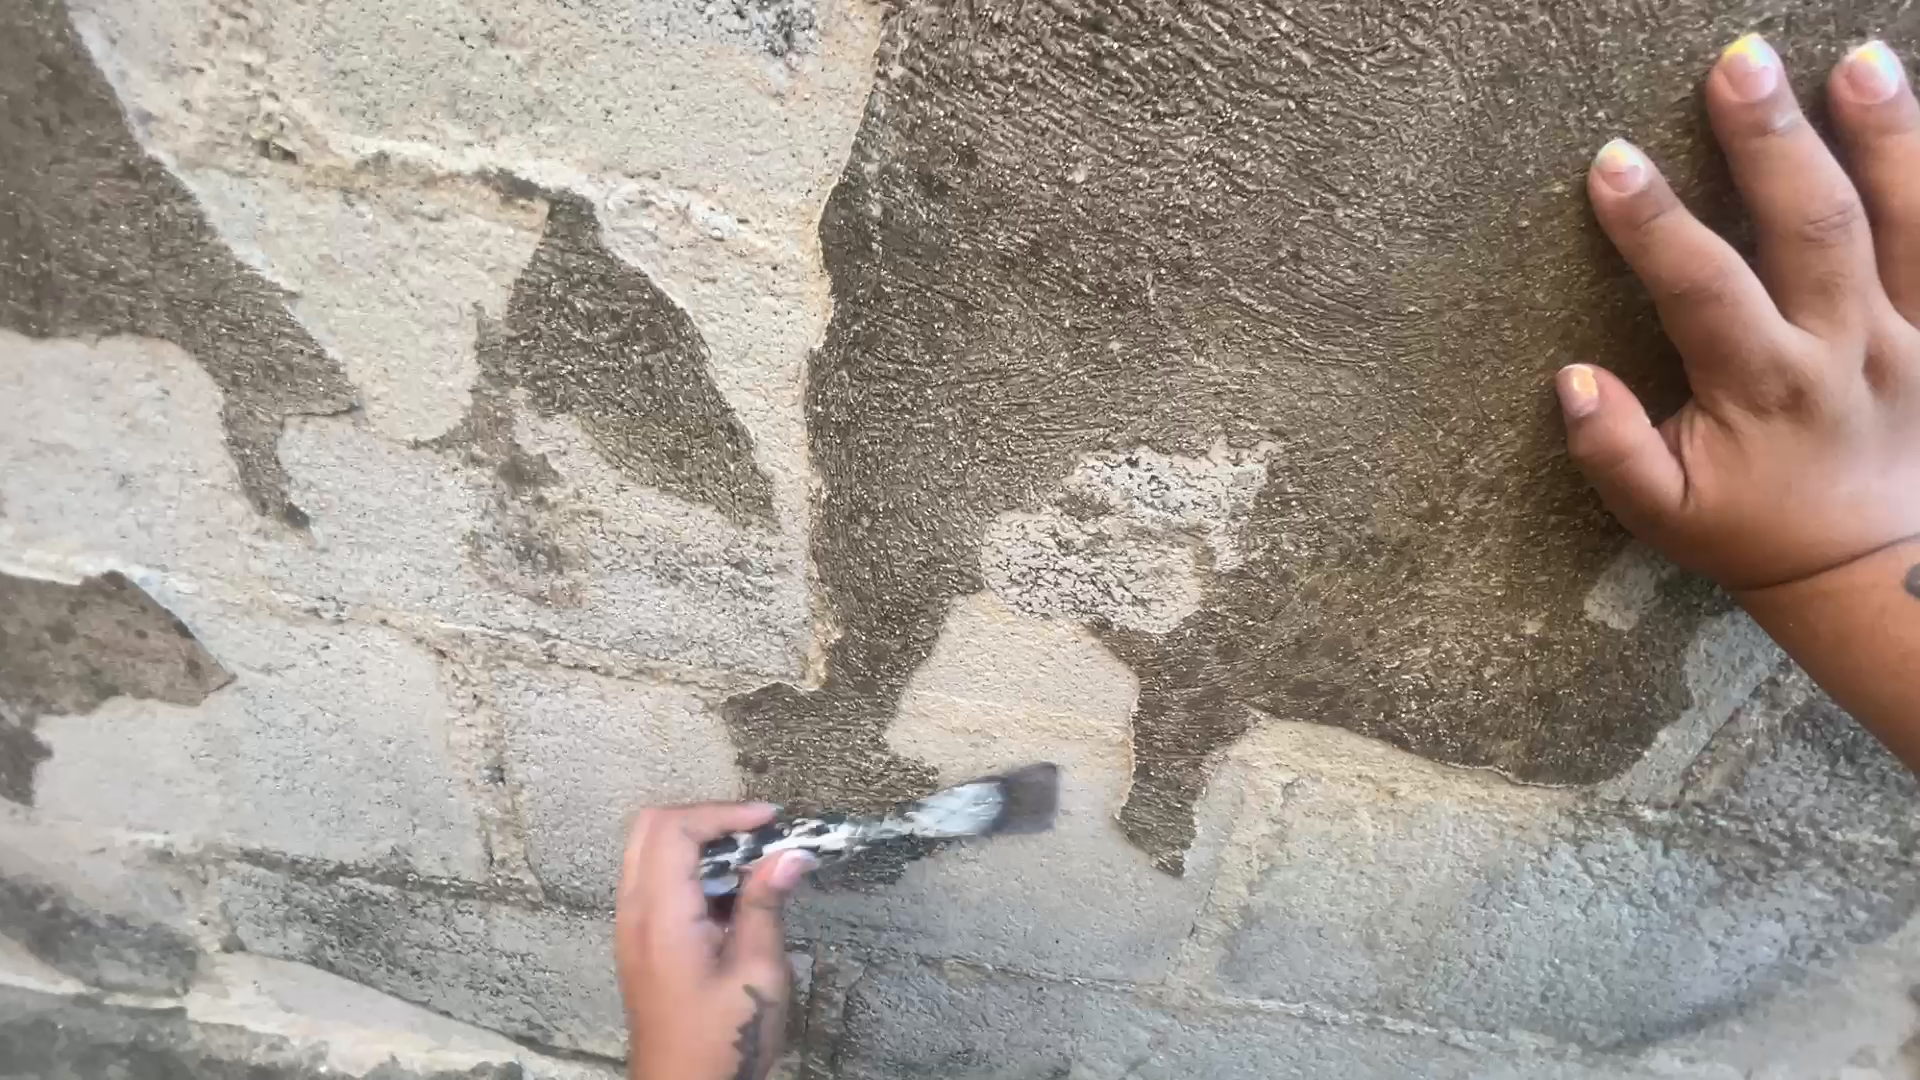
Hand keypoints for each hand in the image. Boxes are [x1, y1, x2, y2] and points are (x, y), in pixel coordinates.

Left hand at [616, 802, 816, 1079]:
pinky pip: (654, 874)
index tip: (770, 821)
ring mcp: (631, 926)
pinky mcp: (640, 938)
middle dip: (706, 814)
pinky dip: (690, 861)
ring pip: (648, 847)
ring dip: (698, 836)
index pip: (675, 830)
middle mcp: (634, 913)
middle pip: (651, 826)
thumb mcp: (756, 970)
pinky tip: (730, 885)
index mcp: (660, 918)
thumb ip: (766, 903)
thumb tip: (792, 852)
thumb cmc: (724, 1039)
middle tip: (754, 828)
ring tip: (749, 852)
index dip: (724, 812)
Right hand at [1559, 35, 1919, 591]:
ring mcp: (1918, 332)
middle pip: (1815, 225)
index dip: (1652, 221)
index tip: (1612, 162)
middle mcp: (1848, 345)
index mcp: (1760, 385)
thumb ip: (1607, 448)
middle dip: (1771, 140)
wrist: (1865, 563)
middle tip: (1738, 64)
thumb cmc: (1738, 529)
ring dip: (1884, 132)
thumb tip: (1572, 378)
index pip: (1699, 286)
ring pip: (1912, 215)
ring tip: (1851, 63)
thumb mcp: (1651, 507)